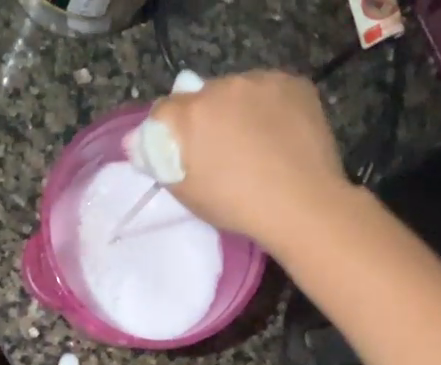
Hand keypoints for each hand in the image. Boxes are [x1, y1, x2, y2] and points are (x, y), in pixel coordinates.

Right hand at [150, 72, 356, 246]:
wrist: (301, 203)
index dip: (167, 131)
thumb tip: (139, 144)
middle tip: (219, 152)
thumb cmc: (236, 206)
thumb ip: (161, 161)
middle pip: (201, 97)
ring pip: (237, 91)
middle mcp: (221, 88)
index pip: (163, 111)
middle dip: (204, 118)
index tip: (179, 151)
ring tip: (252, 144)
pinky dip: (268, 108)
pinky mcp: (293, 83)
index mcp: (190, 115)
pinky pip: (269, 91)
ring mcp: (260, 82)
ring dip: (237, 110)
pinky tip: (276, 136)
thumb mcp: (187, 193)